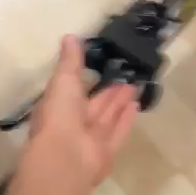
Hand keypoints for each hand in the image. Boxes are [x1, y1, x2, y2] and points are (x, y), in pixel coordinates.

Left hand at [19, 35, 141, 194]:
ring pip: (107, 118)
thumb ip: (70, 61)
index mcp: (58, 109)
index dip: (87, 80)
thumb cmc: (59, 115)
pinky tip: (137, 105)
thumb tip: (69, 36)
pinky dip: (126, 120)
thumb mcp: (63, 80)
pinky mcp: (106, 154)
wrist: (63, 158)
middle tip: (127, 77)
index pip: (73, 92)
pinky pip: (118, 133)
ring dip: (120, 103)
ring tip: (136, 86)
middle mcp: (73, 126)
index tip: (103, 67)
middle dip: (109, 92)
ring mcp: (89, 142)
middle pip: (94, 106)